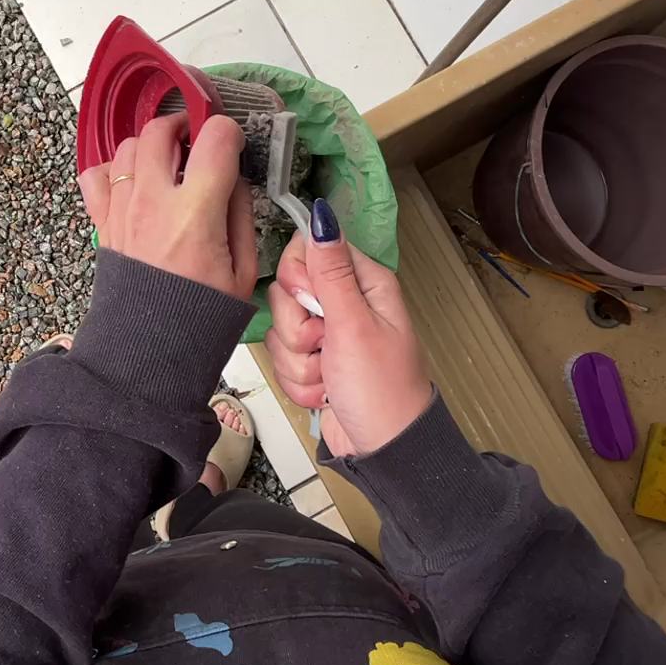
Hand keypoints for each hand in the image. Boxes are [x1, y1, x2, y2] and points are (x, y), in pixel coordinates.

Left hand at [77, 112, 257, 300]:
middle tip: (197, 142)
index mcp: (196, 214)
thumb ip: (242, 214)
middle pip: (160, 130)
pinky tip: (132, 183)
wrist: (150, 350)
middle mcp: (153, 203)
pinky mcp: (103, 223)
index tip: (233, 144)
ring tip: (168, 164)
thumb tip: (236, 178)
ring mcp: (122, 211)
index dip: (230, 132)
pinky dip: (112, 170)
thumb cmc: (201, 314)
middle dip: (183, 126)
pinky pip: (95, 176)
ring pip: (127, 147)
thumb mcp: (243, 269)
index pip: (215, 139)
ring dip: (150, 146)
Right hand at [267, 202, 431, 456]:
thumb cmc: (379, 387)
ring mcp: (326, 335)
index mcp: (362, 283)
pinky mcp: (313, 362)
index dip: (298, 277)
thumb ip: (330, 272)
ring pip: (281, 331)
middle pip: (287, 293)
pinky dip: (300, 381)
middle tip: (325, 345)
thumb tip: (320, 214)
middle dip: (297, 329)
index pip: (307, 251)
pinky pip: (284, 359)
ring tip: (329, 376)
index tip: (309, 302)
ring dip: (299, 362)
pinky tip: (325, 393)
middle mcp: (343, 303)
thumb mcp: (354, 325)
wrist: (383, 450)